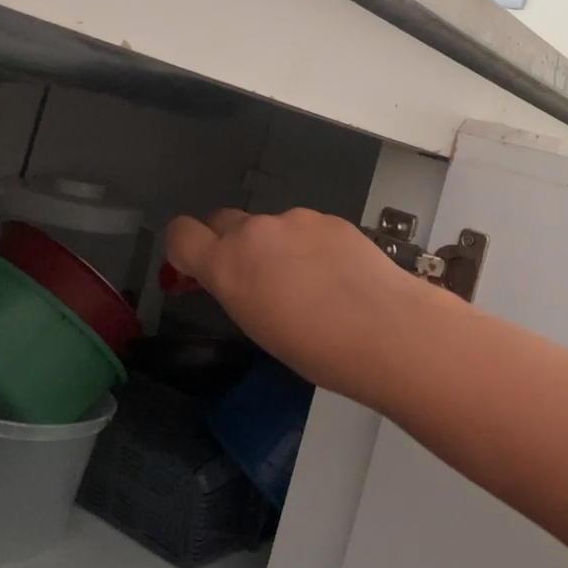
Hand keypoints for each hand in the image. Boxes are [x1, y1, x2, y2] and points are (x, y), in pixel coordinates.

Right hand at [164, 208, 441, 399]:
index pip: (182, 234)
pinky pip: (308, 229)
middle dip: (231, 243)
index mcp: (227, 264)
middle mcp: (256, 232)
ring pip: (272, 227)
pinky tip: (338, 274)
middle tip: (255, 276)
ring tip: (311, 283)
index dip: (185, 248)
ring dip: (278, 245)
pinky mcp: (332, 219)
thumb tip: (244, 279)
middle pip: (224, 221)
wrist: (385, 327)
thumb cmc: (317, 349)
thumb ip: (240, 290)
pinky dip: (313, 245)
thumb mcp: (258, 326)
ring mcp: (297, 220)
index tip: (196, 266)